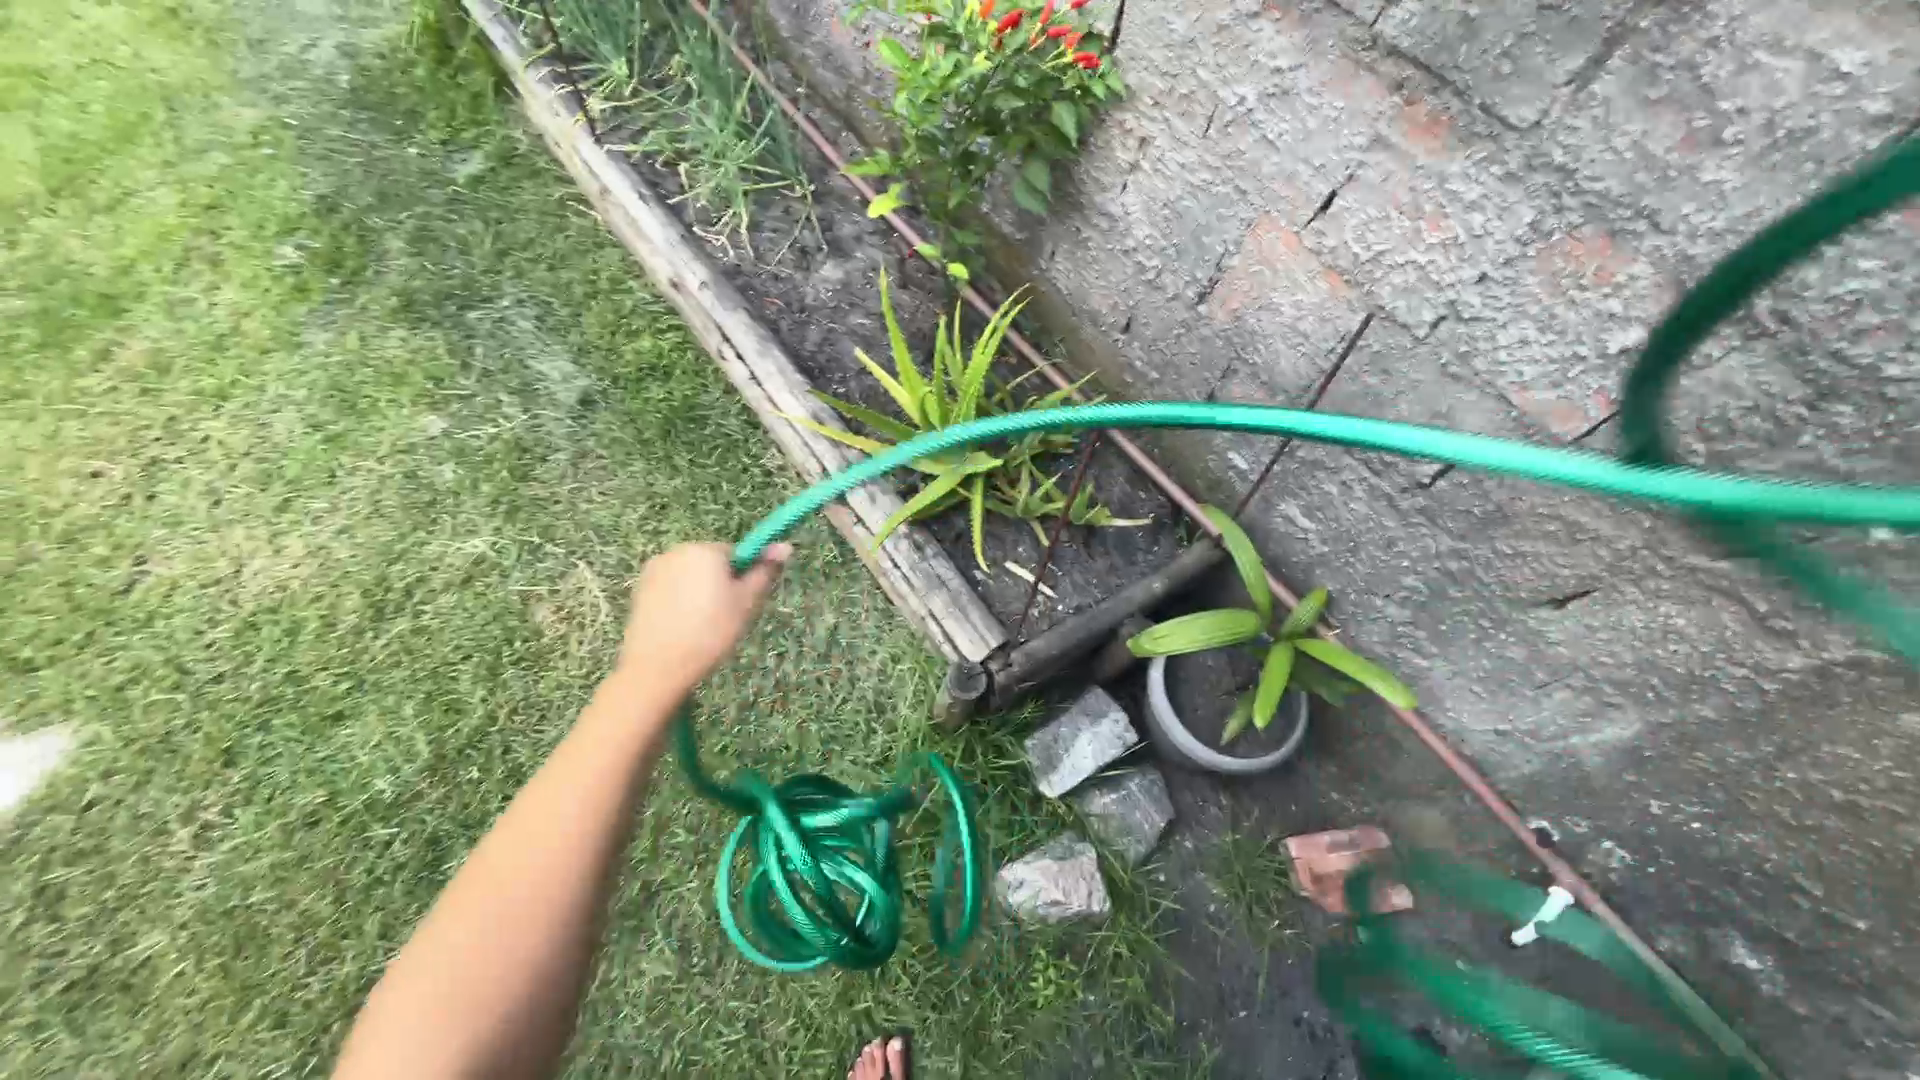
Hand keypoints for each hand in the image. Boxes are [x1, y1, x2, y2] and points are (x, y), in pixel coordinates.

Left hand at [614, 542, 790, 695]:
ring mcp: (654, 569)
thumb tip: (786, 546)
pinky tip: (681, 627)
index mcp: (705, 550)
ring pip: (690, 576)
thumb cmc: (710, 631)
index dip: (743, 578)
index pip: (736, 553)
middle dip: (719, 583)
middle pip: (710, 562)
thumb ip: (765, 571)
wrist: (659, 666)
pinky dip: (679, 601)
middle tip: (725, 617)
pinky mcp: (640, 589)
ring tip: (702, 626)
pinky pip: (670, 588)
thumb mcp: (746, 602)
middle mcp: (677, 551)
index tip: (742, 603)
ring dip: (699, 592)